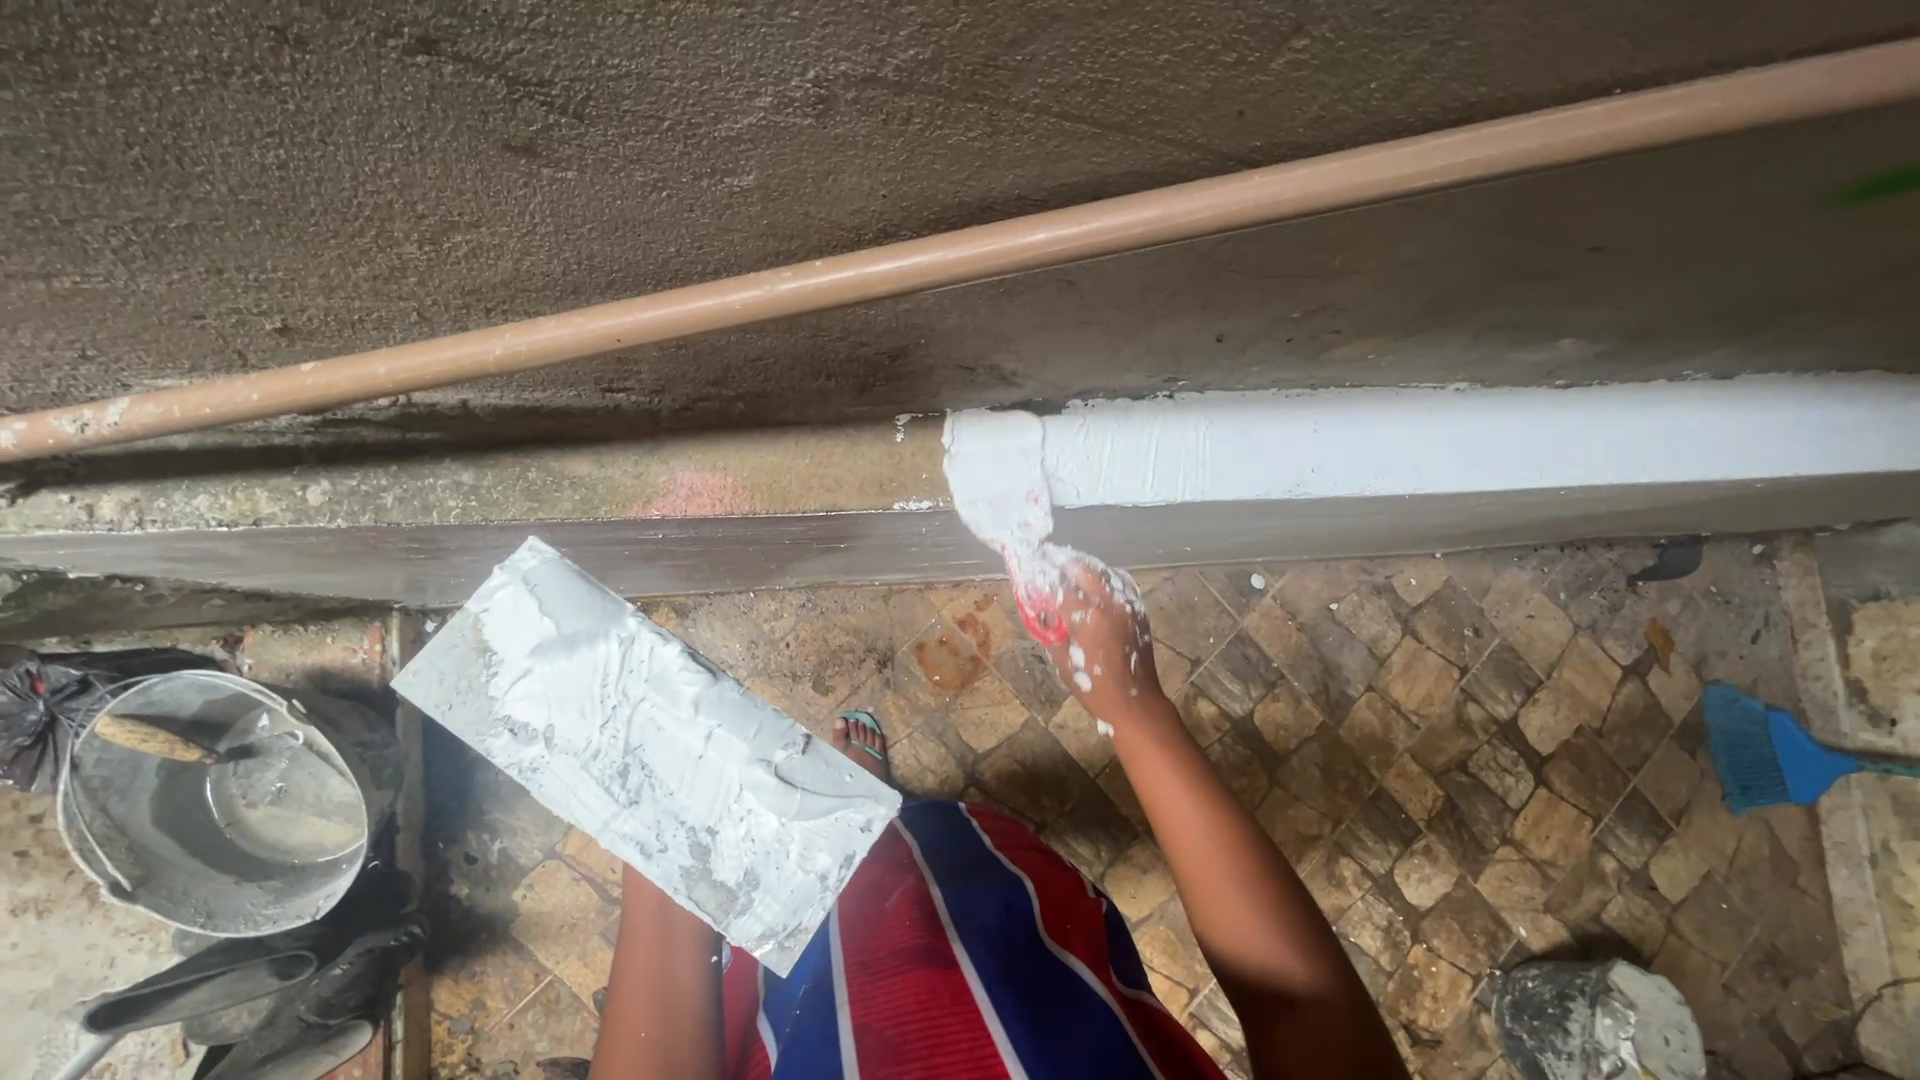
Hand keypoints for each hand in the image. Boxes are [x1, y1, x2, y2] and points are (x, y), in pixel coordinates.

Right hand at [1023, 551, 1164, 727]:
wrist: (1136, 703)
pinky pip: (1117, 582)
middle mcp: (1110, 603)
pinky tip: (1088, 582)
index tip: (1026, 564)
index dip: (1040, 573)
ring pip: (1102, 570)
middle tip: (1044, 559)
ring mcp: (1127, 604)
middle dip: (1060, 561)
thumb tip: (1041, 606)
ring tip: (1062, 566)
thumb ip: (1052, 629)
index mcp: (1088, 618)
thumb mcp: (1063, 661)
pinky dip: (1099, 577)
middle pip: (1082, 567)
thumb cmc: (1095, 689)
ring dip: (1080, 566)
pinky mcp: (1138, 609)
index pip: (1058, 584)